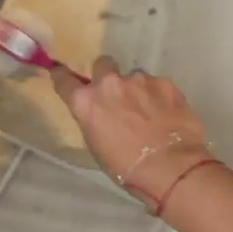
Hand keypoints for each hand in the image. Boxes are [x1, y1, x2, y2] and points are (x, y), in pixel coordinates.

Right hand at [51, 57, 213, 203]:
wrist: (169, 167)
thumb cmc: (124, 165)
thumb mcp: (95, 144)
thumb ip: (92, 119)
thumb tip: (99, 112)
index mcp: (86, 102)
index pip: (64, 80)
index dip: (63, 78)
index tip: (64, 77)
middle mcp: (110, 84)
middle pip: (102, 64)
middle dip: (105, 75)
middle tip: (114, 94)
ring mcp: (140, 80)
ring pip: (133, 77)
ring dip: (135, 90)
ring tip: (146, 111)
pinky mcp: (166, 83)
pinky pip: (156, 85)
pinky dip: (157, 96)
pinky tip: (165, 114)